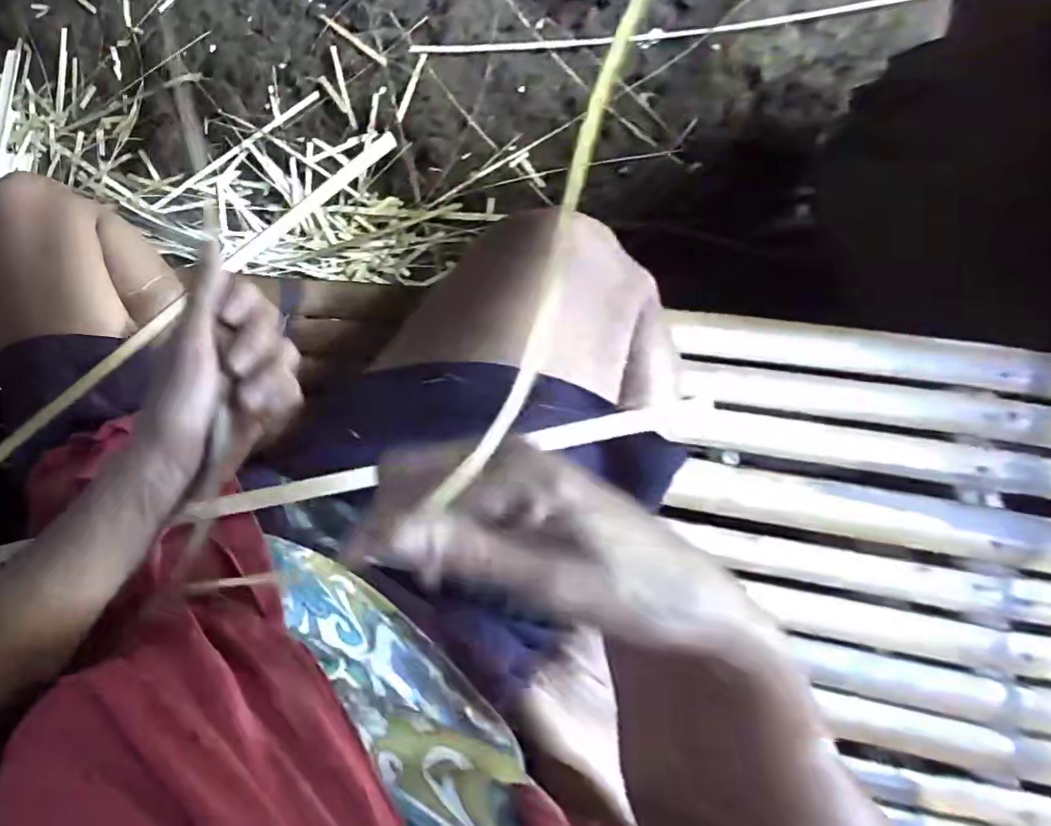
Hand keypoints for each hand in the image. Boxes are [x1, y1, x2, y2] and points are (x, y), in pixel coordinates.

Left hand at [134, 250, 303, 481]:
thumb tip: (211, 239)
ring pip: (288, 358)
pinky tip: (255, 415)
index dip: (246, 305)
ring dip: (268, 380)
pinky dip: (277, 402)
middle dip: (256, 348)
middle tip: (232, 371)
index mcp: (211, 326)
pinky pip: (293, 391)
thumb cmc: (176, 399)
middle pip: (273, 325)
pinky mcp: (267, 407)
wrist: (180, 465)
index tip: (230, 318)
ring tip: (244, 401)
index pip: (249, 295)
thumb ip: (206, 293)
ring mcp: (252, 376)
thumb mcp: (189, 341)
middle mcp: (234, 345)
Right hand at [349, 440, 771, 657]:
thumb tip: (391, 535)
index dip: (382, 520)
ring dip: (408, 518)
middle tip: (384, 565)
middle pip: (413, 468)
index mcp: (513, 463)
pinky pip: (446, 490)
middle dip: (390, 514)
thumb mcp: (552, 580)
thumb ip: (470, 552)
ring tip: (419, 569)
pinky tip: (444, 558)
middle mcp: (502, 449)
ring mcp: (505, 462)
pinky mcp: (508, 482)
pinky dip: (431, 521)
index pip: (419, 481)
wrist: (695, 600)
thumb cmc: (632, 590)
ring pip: (424, 477)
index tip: (355, 560)